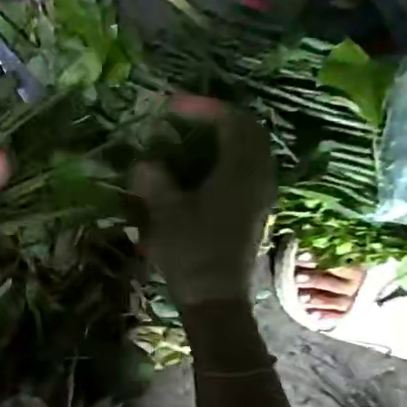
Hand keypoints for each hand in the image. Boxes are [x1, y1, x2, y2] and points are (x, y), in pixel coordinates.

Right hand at [131, 96, 273, 306]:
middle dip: (219, 118)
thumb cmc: (192, 252)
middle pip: (249, 132)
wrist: (216, 299)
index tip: (172, 106)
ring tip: (194, 141)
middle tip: (189, 117)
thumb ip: (154, 179)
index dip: (202, 107)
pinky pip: (249, 171)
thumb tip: (146, 164)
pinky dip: (228, 160)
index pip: (231, 122)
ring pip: (251, 152)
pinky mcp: (255, 213)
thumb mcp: (165, 212)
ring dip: (226, 139)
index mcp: (241, 171)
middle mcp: (259, 178)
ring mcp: (261, 197)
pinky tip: (203, 171)